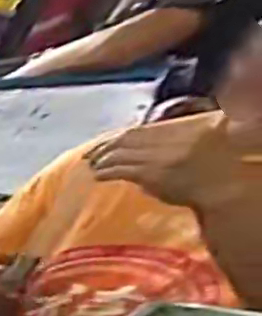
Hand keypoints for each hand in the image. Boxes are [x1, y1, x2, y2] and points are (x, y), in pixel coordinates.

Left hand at [87, 111, 258, 209]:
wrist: (226, 188)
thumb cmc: (214, 168)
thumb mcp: (200, 142)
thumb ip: (172, 138)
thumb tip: (137, 143)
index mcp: (188, 127)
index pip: (138, 130)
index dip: (114, 138)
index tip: (102, 143)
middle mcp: (174, 138)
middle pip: (125, 141)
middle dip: (103, 148)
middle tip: (89, 156)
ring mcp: (162, 156)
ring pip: (118, 154)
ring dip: (101, 161)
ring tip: (94, 166)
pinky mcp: (151, 173)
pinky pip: (118, 170)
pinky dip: (104, 172)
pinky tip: (100, 176)